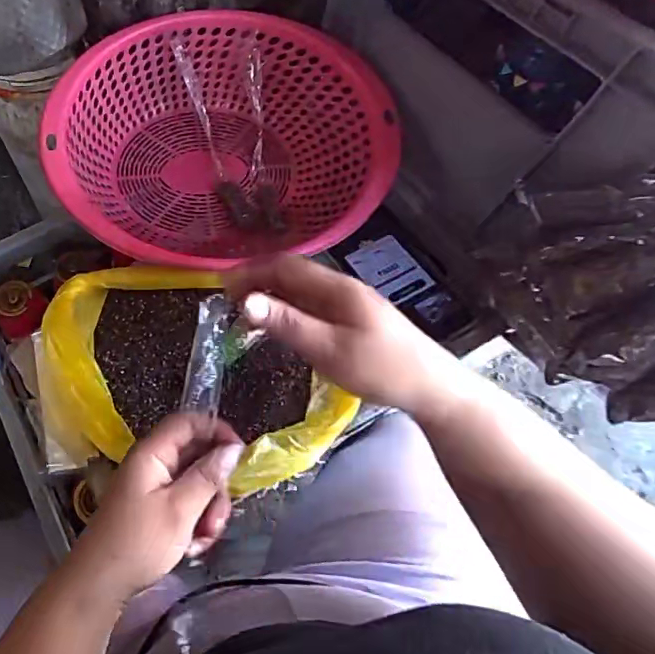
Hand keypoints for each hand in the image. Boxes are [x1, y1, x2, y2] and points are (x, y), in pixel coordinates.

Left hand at [63, 413, 243, 604]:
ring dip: (207, 511)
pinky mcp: (153, 509)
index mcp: (152, 454)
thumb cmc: (138, 543)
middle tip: (219, 517)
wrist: (99, 585)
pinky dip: (194, 523)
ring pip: (195, 484)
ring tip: (204, 539)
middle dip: (215, 486)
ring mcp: (152, 488)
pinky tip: (192, 547)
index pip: (188, 422)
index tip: (240, 454)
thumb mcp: (180, 509)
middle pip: (197, 457)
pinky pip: (185, 505)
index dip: (217, 430)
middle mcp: (152, 465)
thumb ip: (208, 477)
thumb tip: (232, 449)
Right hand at [225, 255, 473, 419]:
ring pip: (302, 289)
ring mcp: (350, 302)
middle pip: (293, 273)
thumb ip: (288, 324)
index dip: (251, 271)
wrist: (432, 387)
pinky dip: (289, 308)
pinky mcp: (355, 319)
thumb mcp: (329, 350)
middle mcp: (342, 288)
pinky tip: (281, 325)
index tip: (223, 287)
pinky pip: (313, 304)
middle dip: (258, 281)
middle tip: (229, 301)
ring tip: (247, 313)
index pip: (285, 266)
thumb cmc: (382, 369)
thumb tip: (247, 301)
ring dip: (272, 295)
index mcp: (336, 288)